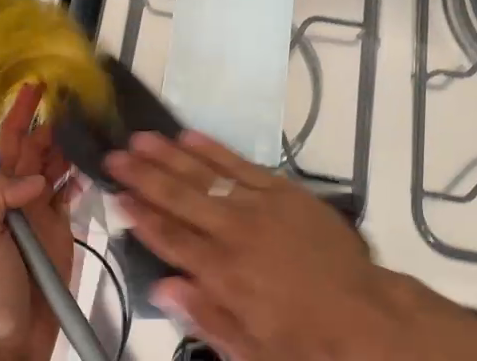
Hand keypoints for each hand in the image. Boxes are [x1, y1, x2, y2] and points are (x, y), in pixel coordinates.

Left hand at [0, 83, 76, 360]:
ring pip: (56, 166)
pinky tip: (96, 162)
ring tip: (91, 123)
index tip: (35, 86)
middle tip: (76, 98)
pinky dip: (82, 175)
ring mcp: (41, 212)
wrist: (8, 343)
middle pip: (35, 149)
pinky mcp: (62, 229)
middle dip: (51, 123)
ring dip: (70, 144)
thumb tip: (35, 175)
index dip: (18, 115)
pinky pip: (72, 193)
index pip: (6, 144)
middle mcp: (17, 196)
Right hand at [105, 130, 392, 359]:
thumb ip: (206, 316)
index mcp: (223, 273)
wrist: (362, 312)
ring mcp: (259, 205)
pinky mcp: (283, 189)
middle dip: (144, 176)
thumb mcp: (251, 348)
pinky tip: (190, 137)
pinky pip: (241, 164)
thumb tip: (163, 287)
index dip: (141, 217)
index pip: (171, 239)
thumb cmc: (303, 338)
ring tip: (141, 138)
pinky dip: (214, 150)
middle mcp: (235, 231)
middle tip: (114, 156)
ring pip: (205, 174)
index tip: (116, 196)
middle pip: (180, 198)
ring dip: (170, 155)